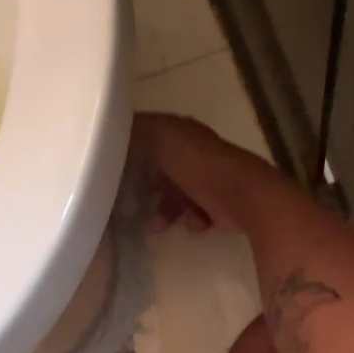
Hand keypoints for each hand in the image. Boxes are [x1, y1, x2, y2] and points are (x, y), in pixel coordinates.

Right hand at [128, 113, 276, 232]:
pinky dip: (192, 220)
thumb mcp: (162, 138)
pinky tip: (195, 223)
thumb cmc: (199, 165)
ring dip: (165, 212)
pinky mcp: (219, 206)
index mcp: (183, 133)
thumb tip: (119, 125)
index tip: (111, 167)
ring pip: (177, 197)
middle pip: (162, 171)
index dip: (130, 150)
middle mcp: (196, 154)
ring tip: (155, 228)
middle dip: (146, 189)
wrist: (242, 197)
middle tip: (128, 204)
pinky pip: (196, 214)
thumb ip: (139, 129)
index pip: (150, 137)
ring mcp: (208, 180)